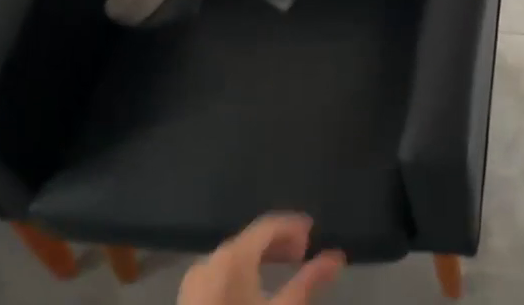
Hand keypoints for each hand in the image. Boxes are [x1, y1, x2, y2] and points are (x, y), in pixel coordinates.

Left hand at [177, 214, 344, 304]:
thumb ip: (310, 280)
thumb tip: (336, 258)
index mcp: (233, 256)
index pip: (268, 225)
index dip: (293, 226)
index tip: (314, 234)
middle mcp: (210, 260)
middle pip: (251, 240)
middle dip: (279, 243)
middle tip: (303, 254)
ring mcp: (195, 281)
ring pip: (235, 256)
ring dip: (262, 257)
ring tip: (285, 268)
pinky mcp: (188, 299)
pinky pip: (221, 271)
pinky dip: (243, 271)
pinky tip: (256, 288)